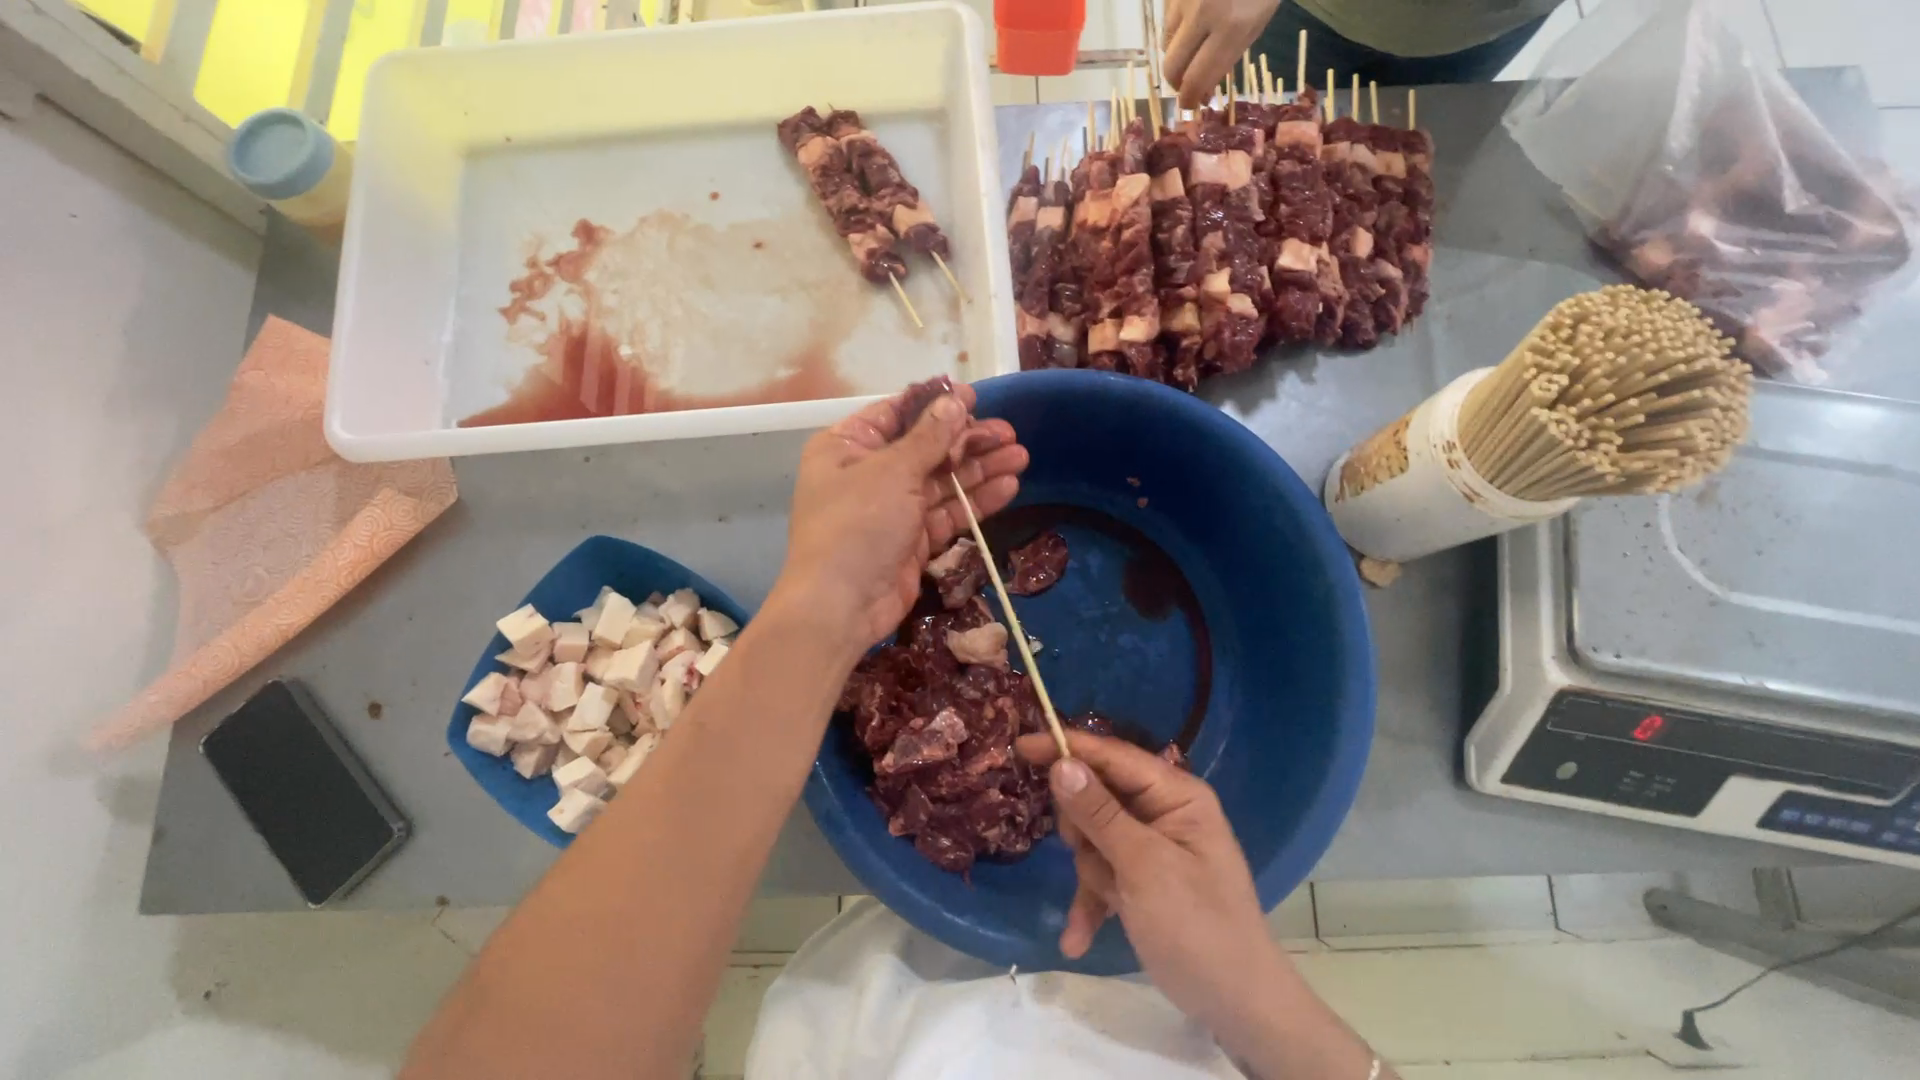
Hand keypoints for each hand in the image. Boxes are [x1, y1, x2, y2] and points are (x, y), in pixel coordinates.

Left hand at [775, 383, 1027, 653]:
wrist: (841, 606)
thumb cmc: (857, 525)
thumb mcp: (893, 472)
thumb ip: (929, 437)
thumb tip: (955, 401)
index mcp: (847, 446)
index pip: (896, 414)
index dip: (937, 405)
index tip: (975, 399)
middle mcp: (868, 473)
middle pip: (925, 447)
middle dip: (968, 440)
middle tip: (1009, 434)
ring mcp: (891, 508)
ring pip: (942, 481)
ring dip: (980, 469)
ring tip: (1021, 456)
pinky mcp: (912, 540)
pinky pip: (947, 513)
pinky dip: (975, 501)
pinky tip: (1009, 486)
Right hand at [1016, 732, 1289, 1032]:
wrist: (1237, 1006)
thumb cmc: (1197, 926)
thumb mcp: (1144, 866)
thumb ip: (1100, 813)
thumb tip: (1062, 763)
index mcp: (1175, 795)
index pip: (1112, 756)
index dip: (1067, 748)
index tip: (1021, 746)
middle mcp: (1163, 813)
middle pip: (1096, 797)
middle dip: (1084, 832)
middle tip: (1086, 854)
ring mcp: (1151, 850)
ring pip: (1092, 840)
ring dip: (1091, 875)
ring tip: (1113, 904)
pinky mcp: (1140, 883)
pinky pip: (1101, 877)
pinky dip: (1091, 904)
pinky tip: (1078, 940)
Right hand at [1162, 0, 1281, 110]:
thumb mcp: (1257, 19)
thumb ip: (1229, 53)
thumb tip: (1204, 86)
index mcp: (1231, 28)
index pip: (1196, 80)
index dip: (1190, 99)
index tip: (1191, 105)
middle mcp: (1202, 15)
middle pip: (1172, 68)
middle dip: (1178, 82)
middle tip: (1187, 84)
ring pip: (1166, 43)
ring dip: (1178, 51)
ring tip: (1194, 46)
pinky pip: (1167, 18)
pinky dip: (1176, 26)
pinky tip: (1192, 18)